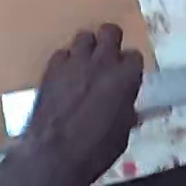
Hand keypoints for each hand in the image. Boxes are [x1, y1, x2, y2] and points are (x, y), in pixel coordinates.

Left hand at [14, 24, 143, 185]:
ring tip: (85, 65)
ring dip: (87, 48)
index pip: (134, 56)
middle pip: (110, 31)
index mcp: (125, 77)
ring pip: (84, 36)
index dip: (130, 67)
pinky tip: (65, 77)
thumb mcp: (122, 133)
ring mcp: (74, 61)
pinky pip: (62, 53)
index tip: (126, 78)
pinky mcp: (51, 67)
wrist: (53, 153)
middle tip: (107, 59)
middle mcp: (101, 62)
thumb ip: (126, 111)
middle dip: (110, 42)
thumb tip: (127, 106)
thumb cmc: (95, 150)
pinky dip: (65, 62)